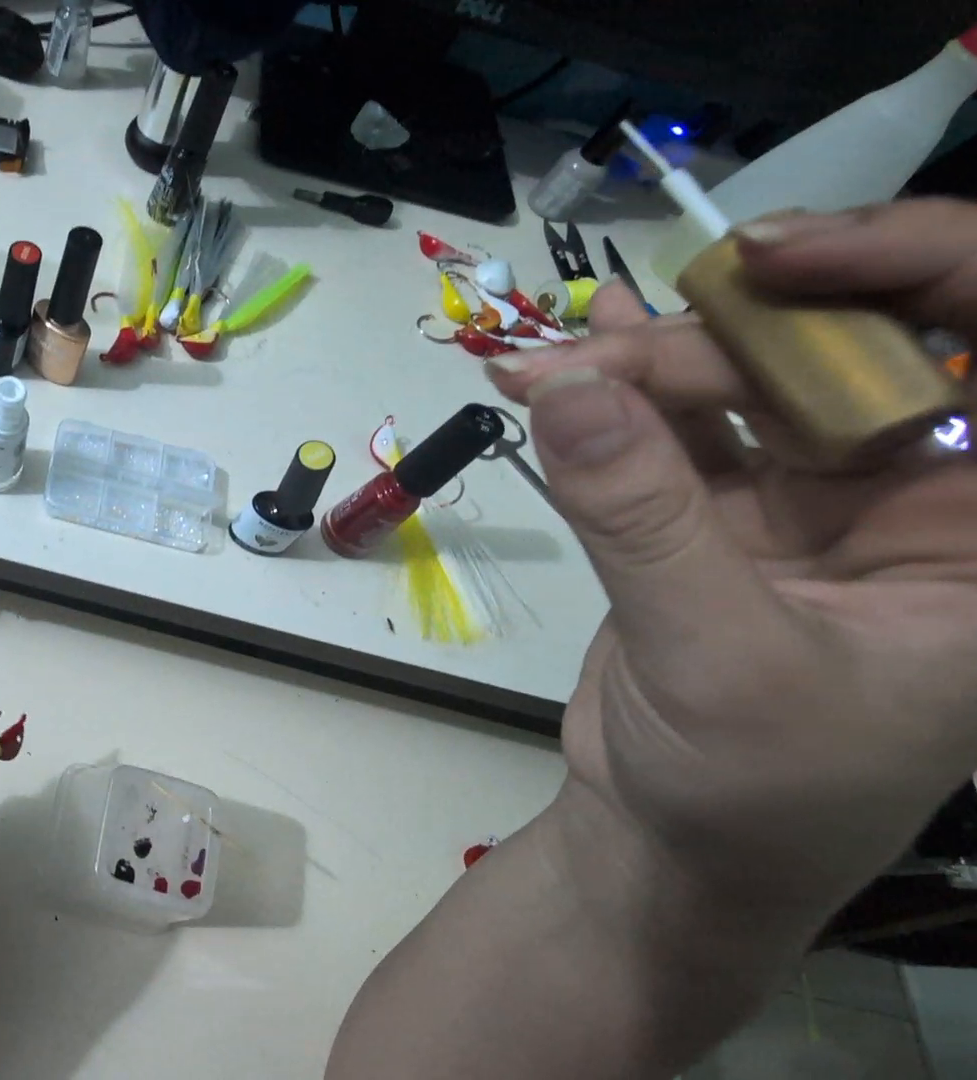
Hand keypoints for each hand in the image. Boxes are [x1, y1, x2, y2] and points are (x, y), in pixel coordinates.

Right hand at [486, 198, 976, 909]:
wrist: (667, 844)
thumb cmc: (751, 784)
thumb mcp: (713, 654)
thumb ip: (641, 518)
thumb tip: (565, 390)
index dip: (913, 269)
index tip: (768, 257)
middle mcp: (922, 494)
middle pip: (830, 355)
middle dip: (702, 345)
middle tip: (573, 369)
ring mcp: (810, 500)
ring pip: (736, 386)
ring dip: (632, 368)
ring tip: (531, 374)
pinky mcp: (716, 517)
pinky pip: (673, 430)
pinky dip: (617, 393)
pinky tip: (570, 357)